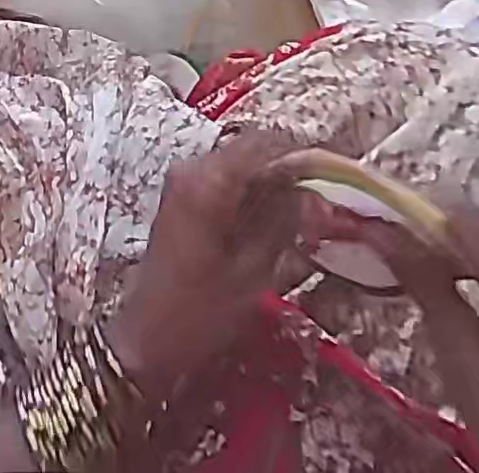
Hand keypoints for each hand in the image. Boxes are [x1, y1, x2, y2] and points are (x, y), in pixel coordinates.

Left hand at [108, 132, 300, 400]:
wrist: (147, 335)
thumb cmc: (201, 310)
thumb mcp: (254, 269)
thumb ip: (286, 220)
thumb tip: (318, 192)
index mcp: (210, 180)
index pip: (265, 143)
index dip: (302, 154)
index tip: (331, 173)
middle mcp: (193, 166)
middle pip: (250, 147)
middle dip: (287, 166)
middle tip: (320, 194)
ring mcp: (183, 176)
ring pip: (238, 159)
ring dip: (270, 176)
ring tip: (302, 205)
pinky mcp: (181, 191)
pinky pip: (224, 174)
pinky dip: (250, 185)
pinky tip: (270, 212)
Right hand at [363, 195, 478, 472]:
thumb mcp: (460, 354)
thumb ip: (421, 279)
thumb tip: (374, 227)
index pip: (471, 224)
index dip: (417, 211)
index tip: (373, 212)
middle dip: (427, 230)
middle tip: (379, 234)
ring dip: (444, 247)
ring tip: (400, 252)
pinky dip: (466, 266)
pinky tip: (438, 276)